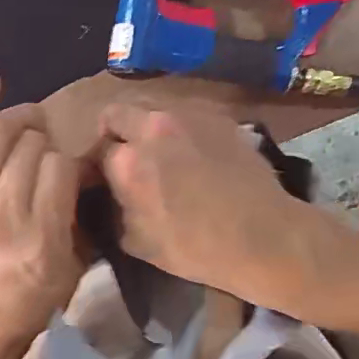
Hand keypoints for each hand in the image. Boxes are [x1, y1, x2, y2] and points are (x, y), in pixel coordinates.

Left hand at [0, 71, 84, 343]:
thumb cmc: (40, 292)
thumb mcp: (77, 260)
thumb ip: (81, 212)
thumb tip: (82, 170)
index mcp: (41, 231)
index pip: (59, 166)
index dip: (73, 161)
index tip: (76, 173)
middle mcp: (4, 210)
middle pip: (29, 145)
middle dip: (48, 138)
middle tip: (51, 149)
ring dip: (18, 118)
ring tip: (30, 122)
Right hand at [97, 101, 358, 324]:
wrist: (263, 237)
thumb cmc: (194, 248)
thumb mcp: (135, 242)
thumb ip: (114, 209)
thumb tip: (111, 194)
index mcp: (127, 162)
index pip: (96, 150)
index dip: (97, 165)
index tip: (104, 178)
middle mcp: (152, 127)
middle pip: (116, 113)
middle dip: (114, 132)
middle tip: (125, 156)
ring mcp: (188, 116)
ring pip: (151, 109)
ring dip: (146, 127)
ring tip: (160, 153)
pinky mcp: (219, 117)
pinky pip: (184, 115)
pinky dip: (178, 130)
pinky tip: (191, 154)